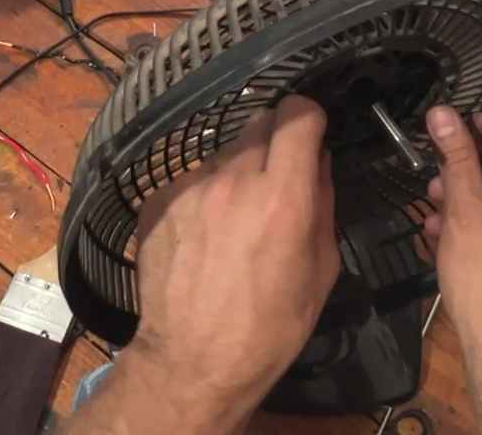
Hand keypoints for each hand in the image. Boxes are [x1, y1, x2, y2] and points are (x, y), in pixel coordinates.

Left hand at [115, 95, 339, 429]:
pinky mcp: (158, 200)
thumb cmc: (269, 328)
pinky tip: (204, 233)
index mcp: (281, 197)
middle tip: (277, 176)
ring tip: (236, 215)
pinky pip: (193, 178)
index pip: (297, 115)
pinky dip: (206, 194)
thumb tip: (318, 161)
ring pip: (225, 151)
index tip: (312, 130)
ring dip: (239, 169)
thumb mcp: (321, 270)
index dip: (309, 116)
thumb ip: (323, 203)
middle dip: (276, 141)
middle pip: (261, 121)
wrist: (189, 367)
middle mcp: (233, 180)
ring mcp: (190, 187)